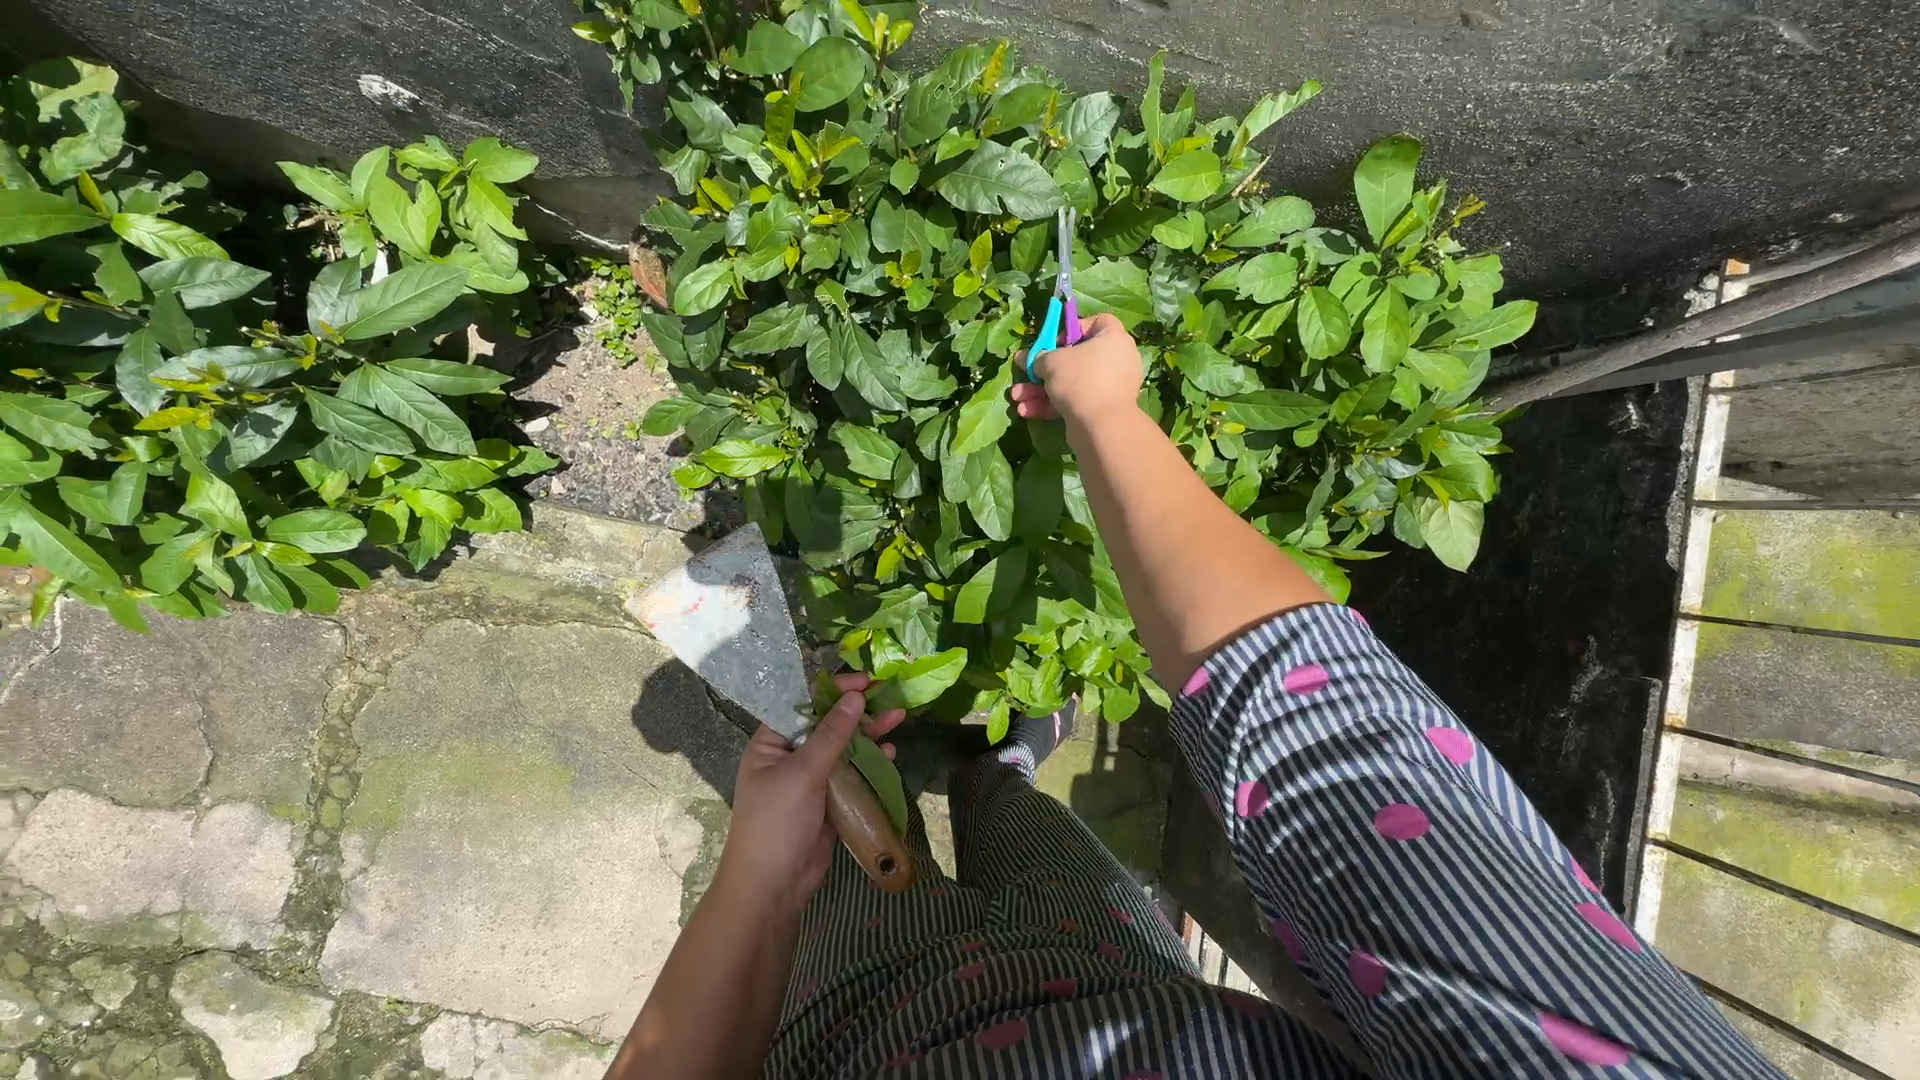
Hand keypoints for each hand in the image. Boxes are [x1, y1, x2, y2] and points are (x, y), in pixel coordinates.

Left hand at [713, 671, 906, 917]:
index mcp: (772, 743)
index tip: (864, 681)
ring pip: (844, 748)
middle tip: (890, 694)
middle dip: (858, 710)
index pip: (803, 704)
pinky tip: (889, 753)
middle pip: (828, 724)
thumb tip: (855, 696)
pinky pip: (852, 774)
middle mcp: (790, 756)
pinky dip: (870, 763)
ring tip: (899, 717)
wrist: (772, 887)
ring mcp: (811, 780)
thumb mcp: (803, 773)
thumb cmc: (776, 822)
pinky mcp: (829, 801)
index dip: (833, 689)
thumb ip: (831, 735)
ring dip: (869, 734)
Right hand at [1010, 313, 1142, 428]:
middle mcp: (1116, 360)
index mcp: (1113, 338)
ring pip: (1071, 383)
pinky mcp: (1102, 410)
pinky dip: (1052, 405)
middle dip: (1043, 370)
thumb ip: (1038, 358)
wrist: (1101, 426)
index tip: (1053, 342)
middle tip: (1024, 374)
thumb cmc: (1080, 380)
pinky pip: (1076, 401)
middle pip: (1076, 358)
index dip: (1072, 328)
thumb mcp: (1051, 362)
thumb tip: (1027, 358)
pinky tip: (1027, 411)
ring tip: (1017, 397)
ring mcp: (1110, 387)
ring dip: (1041, 391)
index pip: (1096, 322)